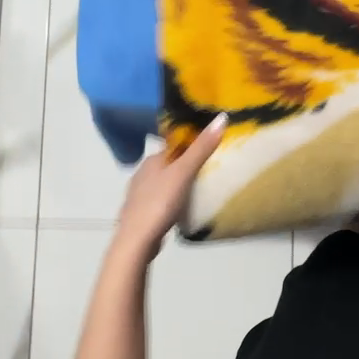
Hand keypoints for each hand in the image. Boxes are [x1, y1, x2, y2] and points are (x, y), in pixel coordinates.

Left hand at [109, 114, 227, 264]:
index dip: (192, 145)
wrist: (136, 241)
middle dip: (186, 166)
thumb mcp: (183, 173)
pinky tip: (182, 209)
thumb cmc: (159, 203)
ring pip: (163, 183)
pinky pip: (160, 200)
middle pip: (169, 164)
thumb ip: (201, 148)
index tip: (211, 149)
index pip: (174, 146)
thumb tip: (221, 117)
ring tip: (200, 190)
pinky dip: (171, 201)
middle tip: (210, 171)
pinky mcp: (141, 214)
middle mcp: (142, 174)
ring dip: (179, 184)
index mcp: (151, 161)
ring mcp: (139, 195)